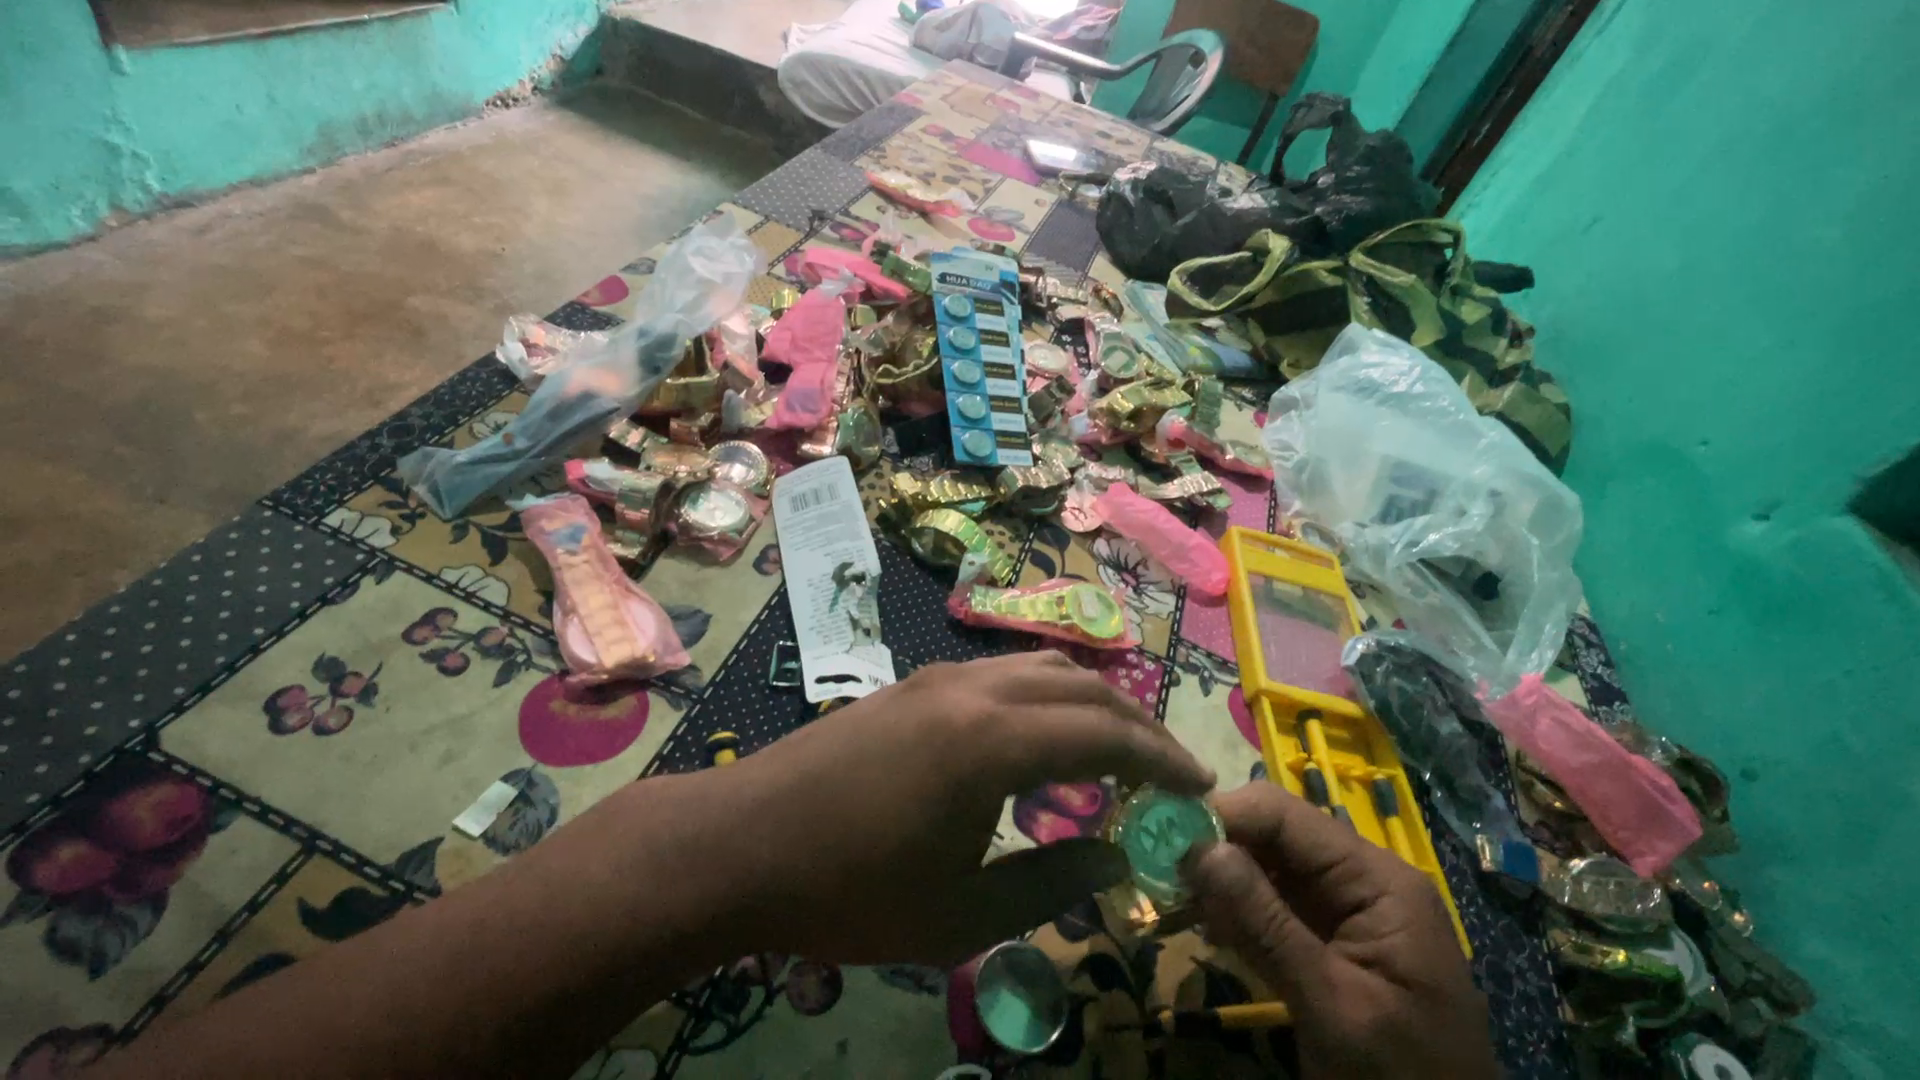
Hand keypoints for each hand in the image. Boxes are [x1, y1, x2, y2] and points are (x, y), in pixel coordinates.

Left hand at [715, 651, 1214, 964]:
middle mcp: (974, 689)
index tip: (1200, 788)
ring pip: (1043, 669)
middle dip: (1138, 727)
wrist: (736, 844)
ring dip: (1091, 704)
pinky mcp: (912, 684)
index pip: (1108, 736)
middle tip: (1170, 773)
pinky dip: (1046, 698)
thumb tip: (1117, 856)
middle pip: (1084, 689)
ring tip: (1117, 753)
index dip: (1163, 761)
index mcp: (993, 741)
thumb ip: (1053, 883)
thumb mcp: (961, 915)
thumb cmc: (847, 891)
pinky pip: (1003, 674)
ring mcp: (938, 678)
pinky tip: (1042, 742)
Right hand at [1184, 784, 1497, 1079]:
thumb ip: (1268, 927)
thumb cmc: (1401, 1077)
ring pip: (1264, 867)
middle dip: (1214, 847)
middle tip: (1159, 875)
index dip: (1222, 814)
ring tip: (1175, 903)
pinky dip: (1234, 911)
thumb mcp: (1333, 1006)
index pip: (1285, 815)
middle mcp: (1359, 879)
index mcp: (1377, 879)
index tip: (1162, 836)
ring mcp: (1344, 910)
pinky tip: (1207, 929)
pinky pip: (1271, 904)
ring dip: (1218, 880)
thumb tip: (1199, 848)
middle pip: (1272, 835)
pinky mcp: (1327, 940)